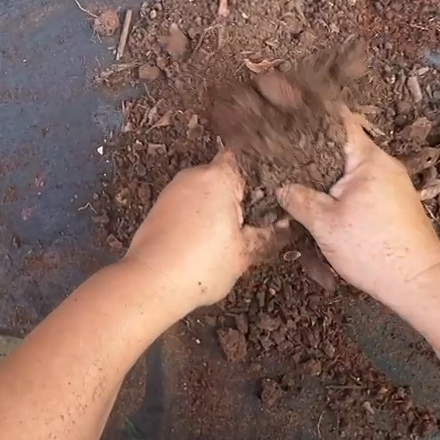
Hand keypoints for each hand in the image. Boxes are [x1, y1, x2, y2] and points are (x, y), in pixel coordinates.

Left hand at [121, 150, 266, 315]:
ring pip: (206, 191)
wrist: (151, 281)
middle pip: (225, 176)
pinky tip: (206, 242)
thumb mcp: (246, 252)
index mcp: (217, 178)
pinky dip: (199, 217)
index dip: (260, 172)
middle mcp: (193, 176)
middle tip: (256, 223)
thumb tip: (288, 226)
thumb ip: (271, 234)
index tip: (271, 191)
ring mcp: (173, 190)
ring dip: (219, 208)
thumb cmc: (199, 265)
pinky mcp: (161, 206)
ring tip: (230, 238)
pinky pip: (188, 203)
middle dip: (240, 196)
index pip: (244, 158)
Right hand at [277, 108, 439, 304]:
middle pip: (342, 148)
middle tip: (284, 158)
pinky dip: (341, 195)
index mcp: (369, 160)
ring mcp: (392, 185)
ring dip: (327, 179)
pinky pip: (361, 189)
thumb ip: (298, 199)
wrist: (419, 284)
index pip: (341, 121)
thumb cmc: (373, 250)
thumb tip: (279, 187)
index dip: (314, 116)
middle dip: (314, 154)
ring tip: (298, 185)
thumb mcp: (324, 223)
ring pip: (350, 172)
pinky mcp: (393, 204)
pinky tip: (322, 208)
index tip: (290, 114)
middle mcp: (384, 166)